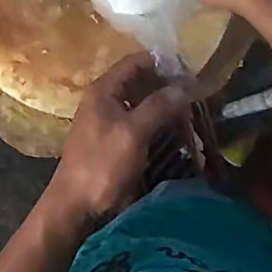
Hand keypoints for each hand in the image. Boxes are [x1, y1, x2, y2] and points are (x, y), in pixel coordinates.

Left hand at [43, 54, 194, 232]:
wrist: (75, 210)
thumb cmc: (102, 165)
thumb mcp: (133, 133)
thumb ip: (158, 106)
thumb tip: (183, 86)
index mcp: (104, 90)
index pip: (136, 62)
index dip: (162, 63)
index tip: (189, 71)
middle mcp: (106, 101)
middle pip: (142, 83)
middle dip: (169, 89)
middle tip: (195, 98)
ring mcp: (111, 123)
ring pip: (145, 106)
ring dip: (167, 111)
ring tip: (191, 118)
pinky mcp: (117, 143)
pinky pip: (143, 126)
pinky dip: (160, 128)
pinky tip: (179, 136)